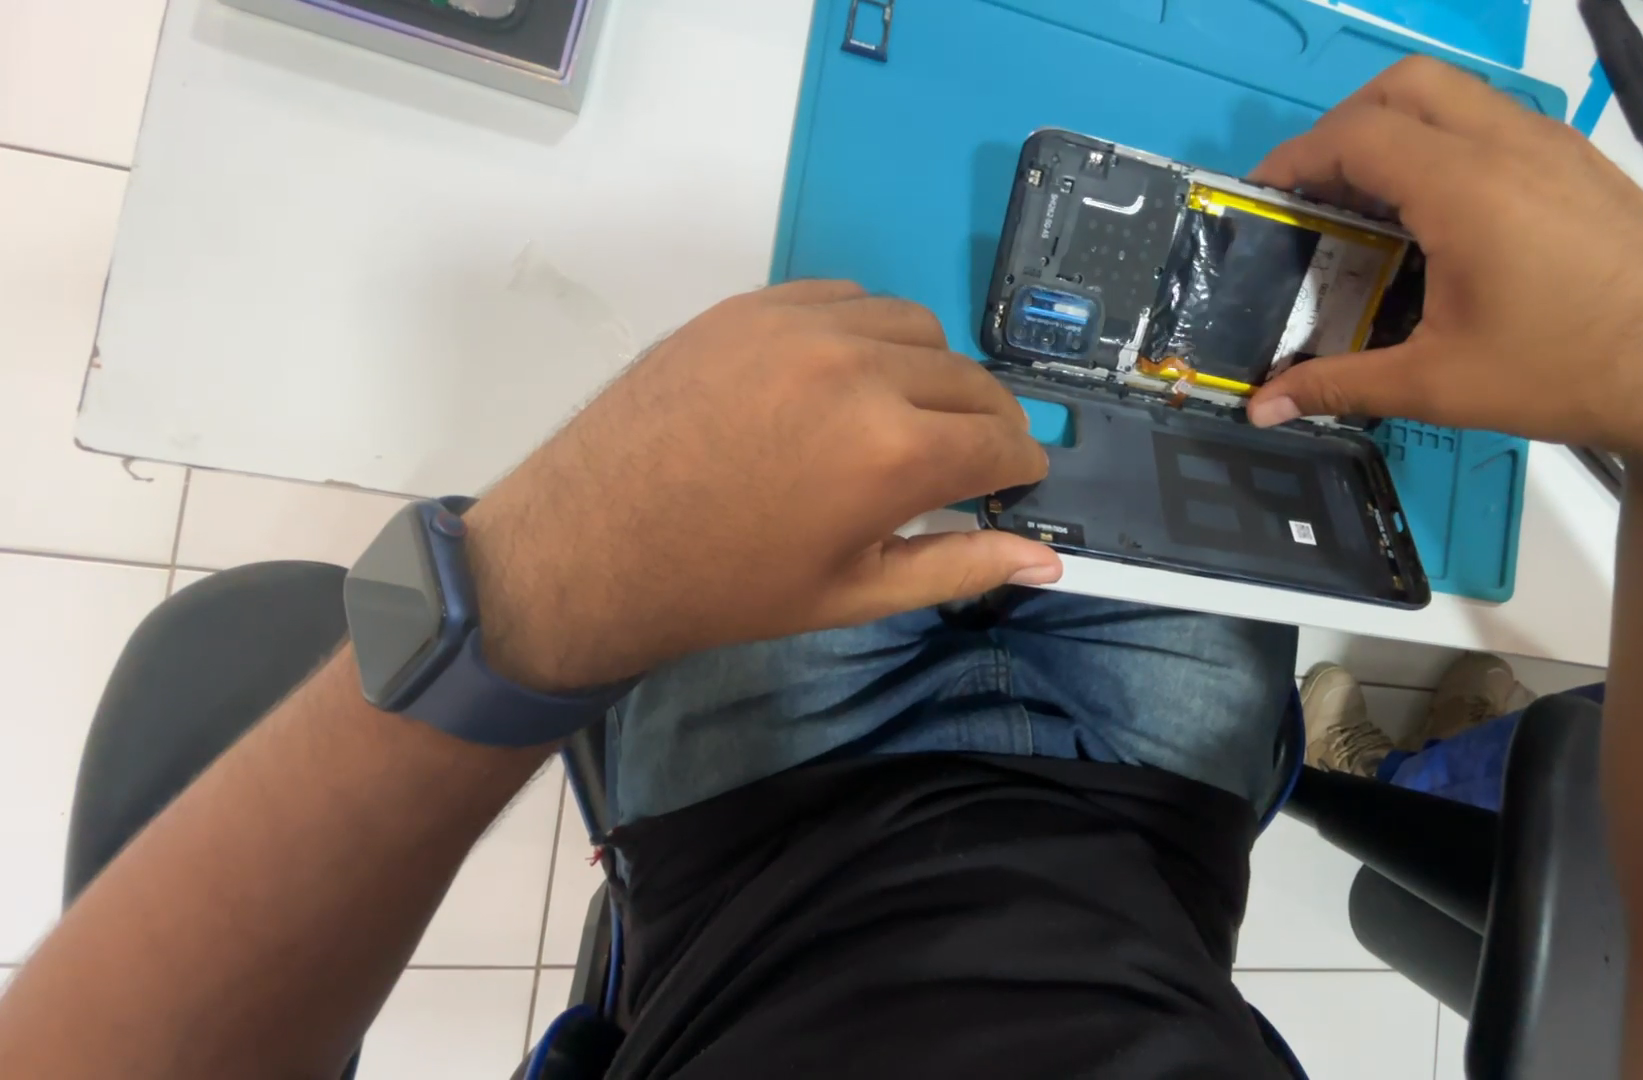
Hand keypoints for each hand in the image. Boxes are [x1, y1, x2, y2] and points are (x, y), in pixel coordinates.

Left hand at [460, 281, 1058, 690]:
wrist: (593, 548)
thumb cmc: (732, 589)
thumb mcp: (857, 593)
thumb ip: (961, 566)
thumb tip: (1049, 560)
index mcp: (893, 453)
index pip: (1002, 441)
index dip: (1020, 466)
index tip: (1014, 480)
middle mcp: (862, 370)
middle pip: (972, 380)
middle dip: (989, 423)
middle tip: (969, 459)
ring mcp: (804, 326)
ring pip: (918, 329)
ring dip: (933, 375)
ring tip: (905, 416)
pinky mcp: (757, 305)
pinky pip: (851, 299)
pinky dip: (873, 335)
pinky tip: (849, 377)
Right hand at [1245, 58, 1642, 465]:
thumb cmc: (1562, 371)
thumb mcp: (1432, 385)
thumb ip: (1334, 386)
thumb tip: (1258, 410)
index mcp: (1467, 187)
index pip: (1359, 135)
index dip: (1296, 158)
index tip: (1260, 196)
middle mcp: (1510, 145)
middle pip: (1404, 87)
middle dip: (1339, 127)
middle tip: (1310, 192)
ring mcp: (1553, 147)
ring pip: (1453, 98)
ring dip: (1391, 132)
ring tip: (1358, 205)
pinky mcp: (1577, 166)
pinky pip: (1488, 124)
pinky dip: (1436, 147)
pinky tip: (1427, 219)